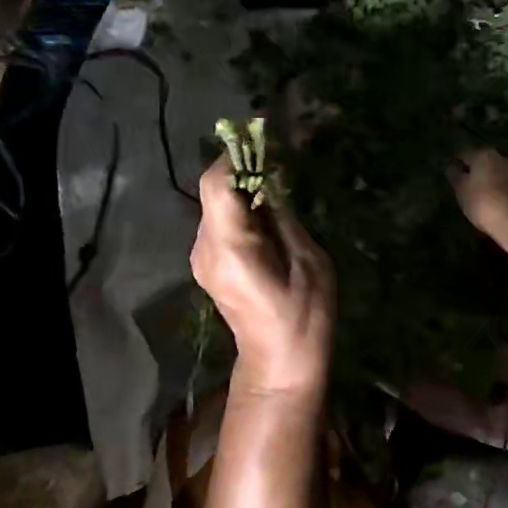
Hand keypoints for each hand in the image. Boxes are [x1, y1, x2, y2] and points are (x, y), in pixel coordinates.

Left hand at [191, 156, 335, 396]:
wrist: (278, 365)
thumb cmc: (304, 316)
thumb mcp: (308, 260)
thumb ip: (282, 213)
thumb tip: (269, 174)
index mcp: (230, 246)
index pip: (216, 184)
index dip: (233, 157)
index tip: (259, 142)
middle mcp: (204, 247)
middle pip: (212, 191)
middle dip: (239, 170)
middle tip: (272, 161)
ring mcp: (199, 256)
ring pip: (213, 204)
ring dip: (239, 189)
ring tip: (272, 189)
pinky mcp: (204, 262)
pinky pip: (217, 221)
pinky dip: (236, 208)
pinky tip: (262, 217)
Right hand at [449, 147, 507, 234]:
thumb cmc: (483, 203)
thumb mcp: (460, 189)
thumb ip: (454, 174)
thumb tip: (453, 166)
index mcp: (484, 154)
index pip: (463, 154)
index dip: (456, 165)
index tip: (451, 176)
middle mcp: (502, 158)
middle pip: (482, 162)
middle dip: (474, 171)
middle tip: (465, 185)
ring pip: (495, 173)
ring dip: (488, 180)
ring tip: (479, 196)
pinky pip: (506, 185)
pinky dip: (499, 190)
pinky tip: (494, 202)